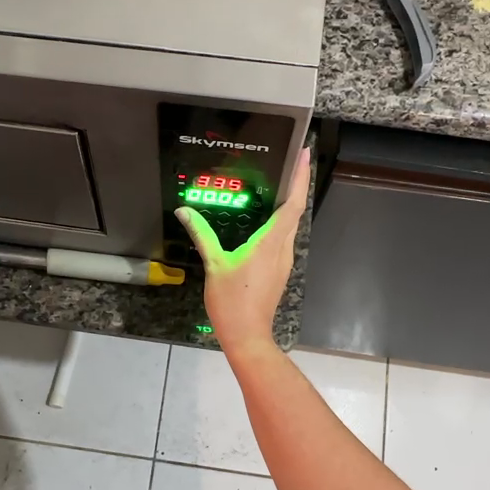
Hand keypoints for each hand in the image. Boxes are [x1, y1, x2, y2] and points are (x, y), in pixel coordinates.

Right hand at [177, 146, 311, 361]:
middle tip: (289, 160)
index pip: (292, 203)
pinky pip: (283, 238)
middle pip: (295, 210)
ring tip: (276, 183)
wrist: (247, 335)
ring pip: (290, 225)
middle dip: (295, 184)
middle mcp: (283, 248)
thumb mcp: (214, 264)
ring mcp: (283, 260)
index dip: (300, 177)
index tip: (304, 154)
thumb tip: (184, 211)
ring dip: (288, 203)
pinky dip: (279, 222)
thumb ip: (202, 234)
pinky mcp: (279, 270)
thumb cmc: (232, 301)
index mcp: (271, 242)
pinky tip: (264, 219)